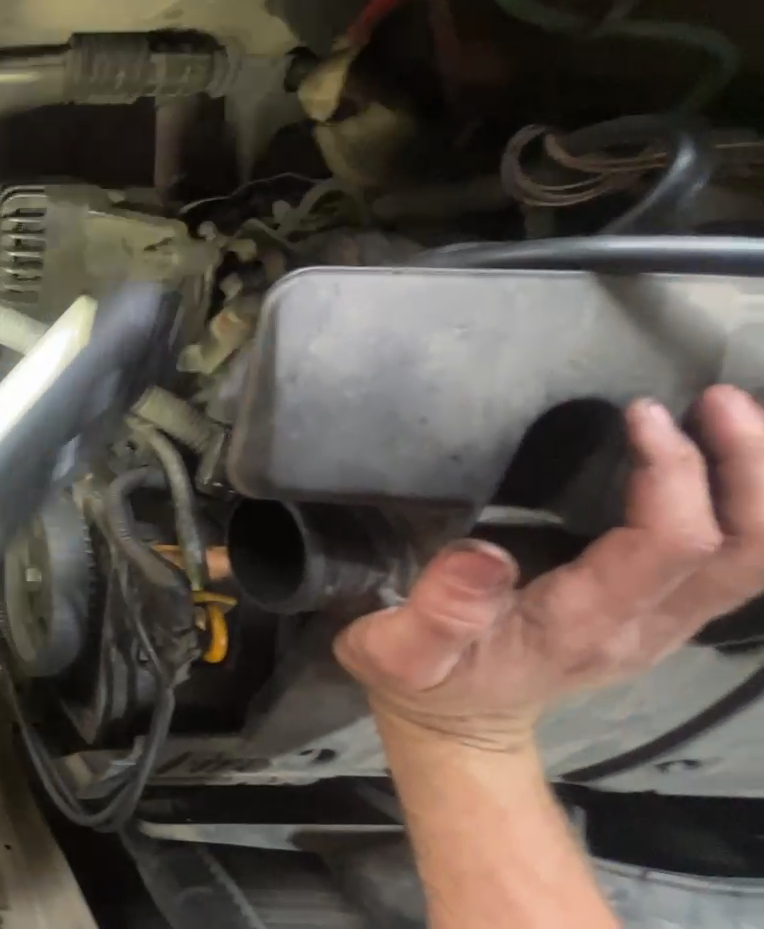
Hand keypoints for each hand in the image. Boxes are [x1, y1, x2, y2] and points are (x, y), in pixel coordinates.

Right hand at [337, 386, 763, 754]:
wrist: (457, 724)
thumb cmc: (421, 681)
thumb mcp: (398, 650)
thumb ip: (439, 610)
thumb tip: (484, 550)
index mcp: (583, 623)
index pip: (670, 545)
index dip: (673, 476)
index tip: (637, 416)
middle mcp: (644, 624)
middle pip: (747, 549)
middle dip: (749, 470)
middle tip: (719, 400)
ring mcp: (661, 624)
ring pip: (756, 557)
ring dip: (759, 485)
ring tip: (732, 417)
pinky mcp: (658, 616)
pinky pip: (735, 563)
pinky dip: (745, 508)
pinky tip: (719, 466)